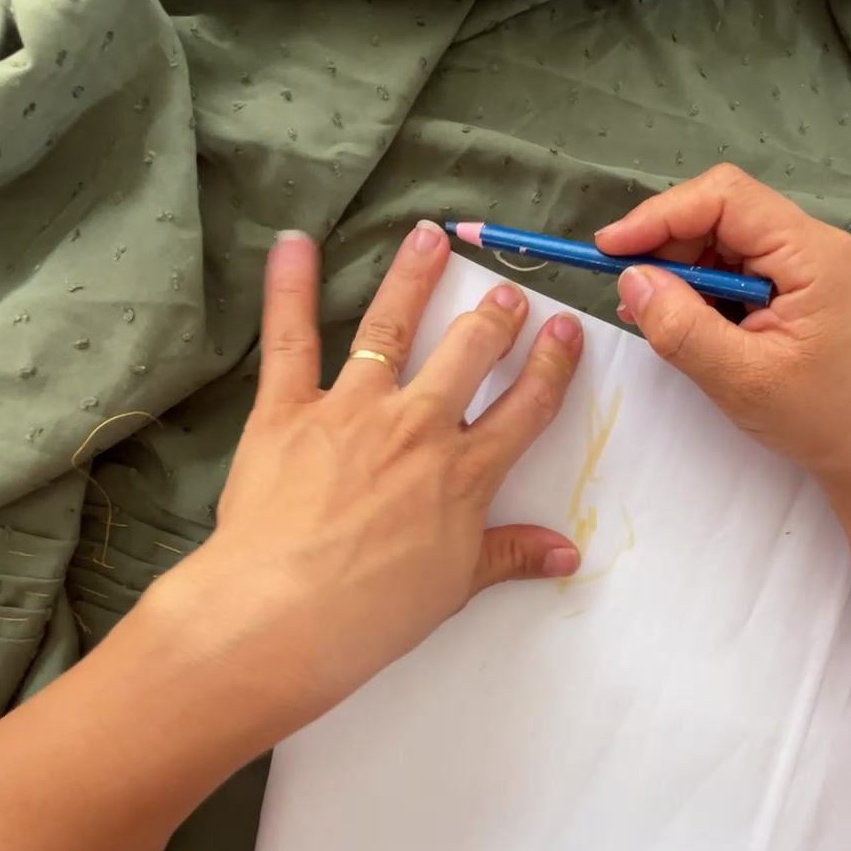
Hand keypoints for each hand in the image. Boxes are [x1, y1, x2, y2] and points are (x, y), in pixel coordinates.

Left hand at [154, 221, 584, 722]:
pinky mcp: (289, 410)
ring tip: (429, 235)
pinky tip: (293, 243)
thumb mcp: (455, 585)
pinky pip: (291, 339)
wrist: (282, 614)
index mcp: (466, 471)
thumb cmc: (376, 610)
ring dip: (415, 277)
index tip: (566, 330)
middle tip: (507, 292)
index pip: (526, 406)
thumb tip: (568, 555)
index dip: (553, 366)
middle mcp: (419, 425)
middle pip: (470, 352)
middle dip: (494, 317)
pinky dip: (289, 287)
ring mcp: (353, 409)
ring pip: (392, 327)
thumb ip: (511, 555)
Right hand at [596, 164, 850, 488]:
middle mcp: (809, 245)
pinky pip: (734, 271)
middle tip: (628, 291)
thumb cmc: (815, 419)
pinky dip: (698, 291)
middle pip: (722, 214)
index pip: (725, 198)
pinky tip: (678, 321)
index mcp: (810, 253)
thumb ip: (682, 327)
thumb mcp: (740, 378)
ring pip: (723, 242)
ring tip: (648, 313)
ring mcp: (803, 266)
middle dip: (667, 245)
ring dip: (679, 271)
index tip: (609, 249)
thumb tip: (630, 279)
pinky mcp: (793, 289)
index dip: (660, 215)